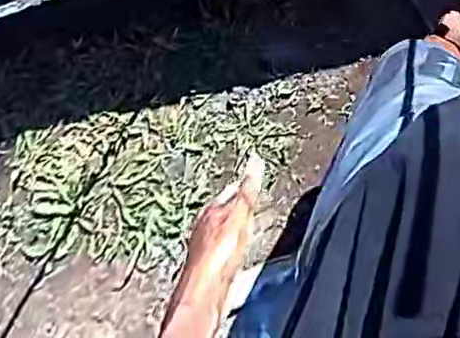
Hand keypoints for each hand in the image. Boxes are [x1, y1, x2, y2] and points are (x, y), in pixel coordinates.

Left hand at [160, 155, 263, 337]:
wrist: (203, 298)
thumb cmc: (216, 256)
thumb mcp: (238, 216)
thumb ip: (247, 191)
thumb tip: (255, 160)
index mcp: (211, 212)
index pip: (231, 191)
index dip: (244, 185)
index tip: (254, 178)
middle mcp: (206, 230)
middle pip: (227, 213)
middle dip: (241, 208)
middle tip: (256, 202)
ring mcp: (208, 252)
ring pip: (227, 235)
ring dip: (240, 231)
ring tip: (254, 227)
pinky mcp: (212, 273)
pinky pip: (230, 255)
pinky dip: (240, 251)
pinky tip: (245, 257)